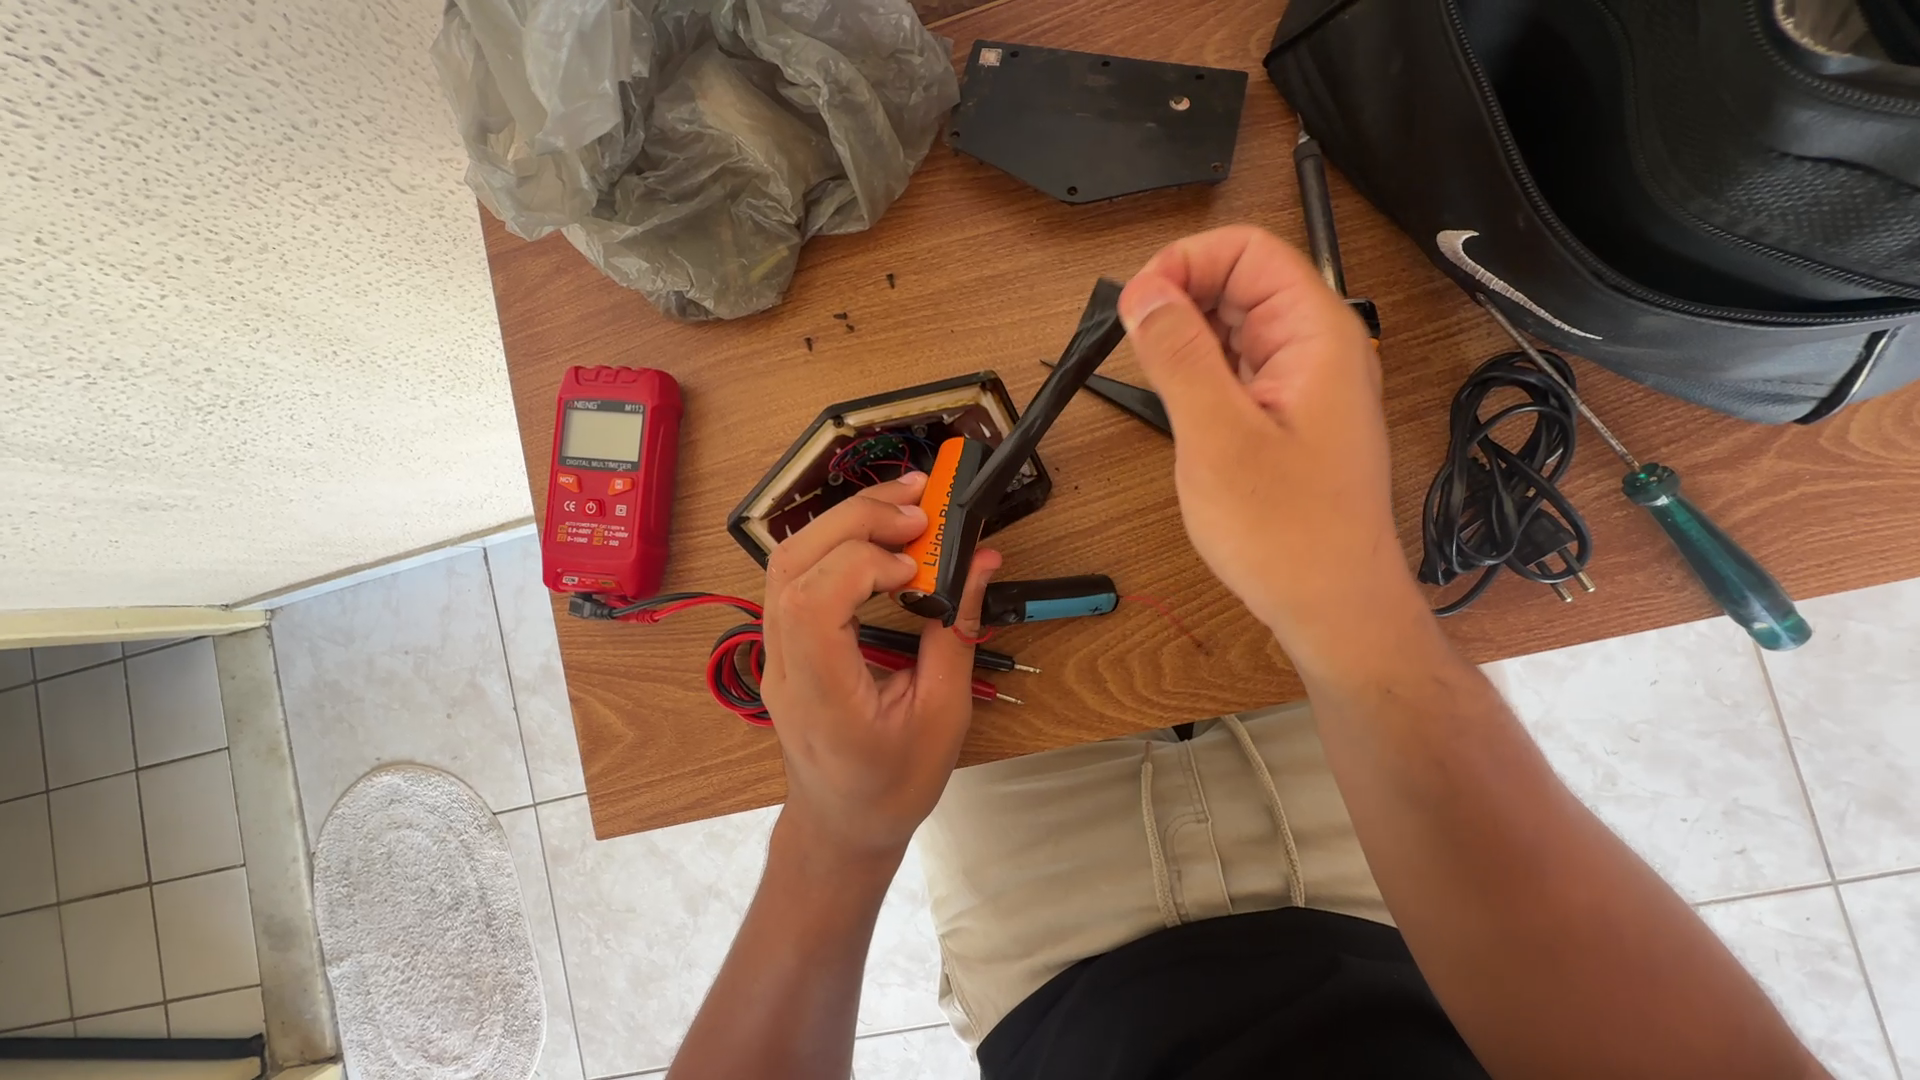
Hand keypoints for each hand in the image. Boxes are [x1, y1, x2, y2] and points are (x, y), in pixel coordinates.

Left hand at [759, 471, 1001, 863]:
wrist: (843, 822)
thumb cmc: (895, 784)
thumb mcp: (944, 714)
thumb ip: (955, 631)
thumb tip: (980, 559)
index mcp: (822, 696)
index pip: (813, 601)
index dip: (864, 562)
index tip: (918, 564)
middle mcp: (783, 665)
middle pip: (793, 563)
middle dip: (857, 518)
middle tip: (920, 502)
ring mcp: (774, 651)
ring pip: (787, 559)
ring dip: (844, 519)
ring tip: (904, 503)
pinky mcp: (782, 641)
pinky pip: (796, 574)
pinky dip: (835, 541)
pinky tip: (877, 534)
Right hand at [1118, 225, 1428, 677]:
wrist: (1331, 605)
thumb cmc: (1283, 530)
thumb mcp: (1215, 435)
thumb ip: (1178, 355)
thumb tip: (1143, 292)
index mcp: (1315, 335)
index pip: (1249, 251)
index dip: (1185, 262)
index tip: (1134, 304)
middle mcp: (1318, 348)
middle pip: (1244, 282)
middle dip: (1182, 297)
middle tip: (1131, 343)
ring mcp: (1306, 384)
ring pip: (1239, 327)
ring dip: (1188, 337)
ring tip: (1150, 375)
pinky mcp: (1291, 418)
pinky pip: (1242, 370)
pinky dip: (1203, 371)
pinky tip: (1178, 401)